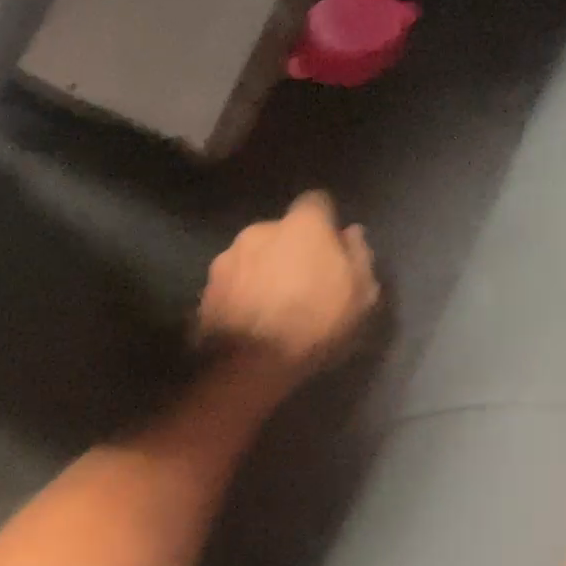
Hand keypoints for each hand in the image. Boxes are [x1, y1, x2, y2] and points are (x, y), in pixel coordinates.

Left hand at [197, 191, 379, 377]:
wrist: (250, 363)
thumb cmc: (315, 325)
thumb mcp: (359, 296)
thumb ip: (357, 256)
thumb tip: (350, 233)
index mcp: (299, 226)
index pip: (315, 202)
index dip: (323, 222)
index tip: (329, 244)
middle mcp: (256, 231)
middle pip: (277, 231)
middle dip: (287, 249)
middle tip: (299, 281)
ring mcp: (225, 258)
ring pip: (249, 256)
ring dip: (259, 270)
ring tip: (270, 304)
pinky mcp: (205, 286)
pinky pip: (230, 281)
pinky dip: (239, 291)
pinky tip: (248, 316)